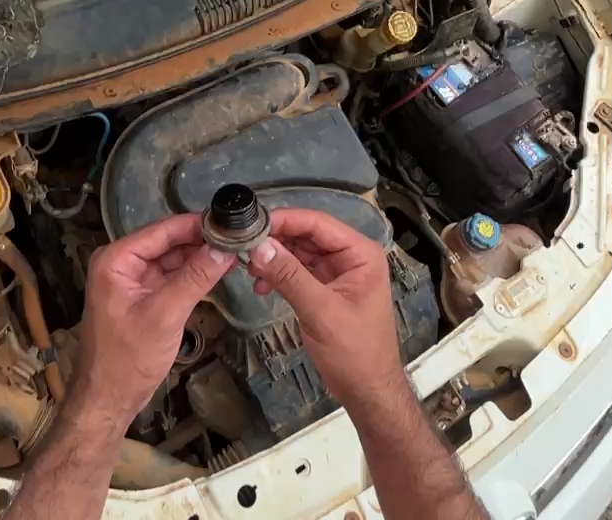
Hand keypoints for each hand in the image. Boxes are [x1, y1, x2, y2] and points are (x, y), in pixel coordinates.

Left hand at [76, 213, 234, 420]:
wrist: (109, 402)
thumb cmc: (128, 359)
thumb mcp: (165, 315)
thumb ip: (195, 278)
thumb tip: (225, 247)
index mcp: (116, 259)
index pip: (163, 230)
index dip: (197, 224)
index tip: (230, 221)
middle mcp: (123, 262)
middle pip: (169, 241)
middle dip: (202, 240)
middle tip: (238, 237)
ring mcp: (133, 279)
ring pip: (173, 257)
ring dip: (201, 256)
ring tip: (235, 250)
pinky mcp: (144, 295)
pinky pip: (172, 276)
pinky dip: (194, 274)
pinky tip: (218, 270)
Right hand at [246, 208, 408, 414]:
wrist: (368, 393)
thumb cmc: (354, 352)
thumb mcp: (320, 312)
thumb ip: (289, 276)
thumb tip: (258, 246)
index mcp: (360, 253)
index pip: (318, 223)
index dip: (285, 220)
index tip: (252, 223)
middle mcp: (350, 256)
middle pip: (307, 235)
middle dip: (276, 240)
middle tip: (243, 245)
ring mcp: (337, 272)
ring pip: (299, 252)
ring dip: (274, 257)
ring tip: (248, 267)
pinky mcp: (325, 288)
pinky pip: (298, 270)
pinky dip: (279, 274)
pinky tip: (260, 285)